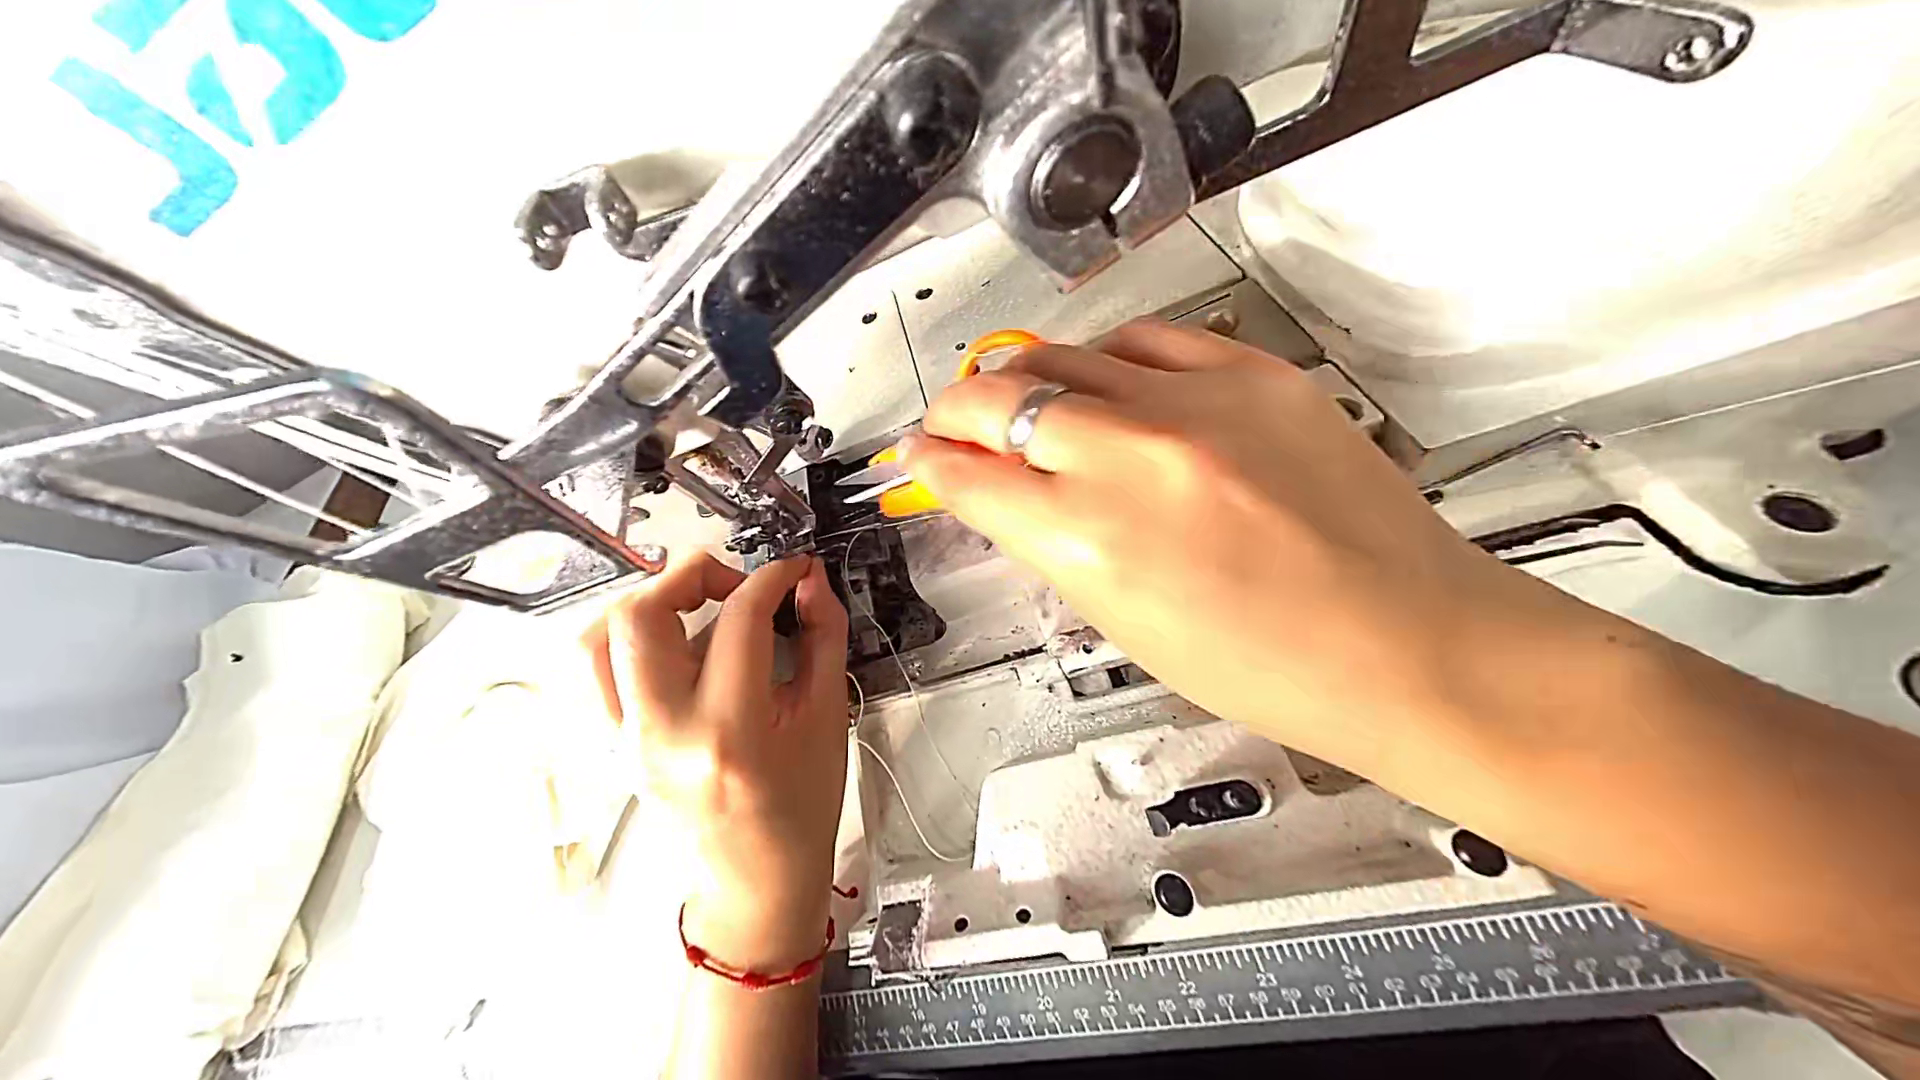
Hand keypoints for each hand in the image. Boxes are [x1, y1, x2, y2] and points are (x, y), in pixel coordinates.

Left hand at [590, 552, 849, 969]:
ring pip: (600, 638)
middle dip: (693, 574)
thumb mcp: (827, 715)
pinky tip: (677, 644)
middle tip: (737, 583)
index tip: (796, 570)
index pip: (738, 622)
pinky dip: (632, 638)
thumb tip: (809, 582)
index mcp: (729, 731)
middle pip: (640, 616)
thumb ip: (822, 636)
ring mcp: (625, 742)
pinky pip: (597, 672)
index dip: (773, 578)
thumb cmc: (803, 803)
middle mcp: (662, 733)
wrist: (756, 878)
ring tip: (699, 607)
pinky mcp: (613, 745)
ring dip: (652, 601)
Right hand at [900, 320, 1578, 772]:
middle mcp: (1131, 461)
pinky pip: (1147, 339)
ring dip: (1020, 378)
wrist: (1404, 642)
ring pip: (1063, 358)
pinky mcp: (1254, 375)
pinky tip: (1099, 376)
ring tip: (1013, 394)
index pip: (971, 480)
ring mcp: (1195, 406)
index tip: (917, 458)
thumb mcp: (1123, 621)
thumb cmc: (1266, 664)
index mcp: (1089, 544)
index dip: (930, 466)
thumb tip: (1004, 495)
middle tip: (945, 421)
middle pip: (998, 401)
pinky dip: (1105, 357)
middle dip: (954, 411)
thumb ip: (1052, 544)